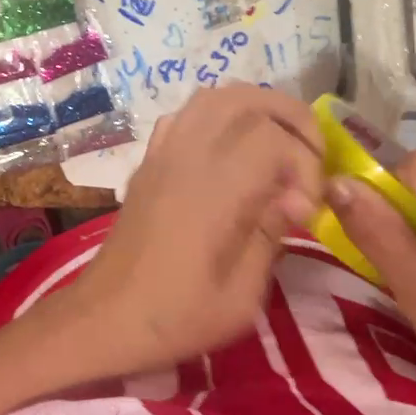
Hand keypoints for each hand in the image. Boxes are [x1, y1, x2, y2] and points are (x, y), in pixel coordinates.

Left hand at [62, 86, 324, 376]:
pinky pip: (185, 115)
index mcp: (212, 190)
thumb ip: (270, 234)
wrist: (105, 316)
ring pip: (213, 97)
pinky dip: (219, 118)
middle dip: (290, 119)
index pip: (271, 137)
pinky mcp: (148, 162)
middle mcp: (185, 158)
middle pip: (244, 98)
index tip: (306, 211)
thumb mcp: (241, 296)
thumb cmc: (176, 317)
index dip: (304, 164)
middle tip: (310, 161)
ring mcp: (162, 154)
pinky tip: (233, 155)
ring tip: (280, 151)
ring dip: (256, 111)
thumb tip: (296, 197)